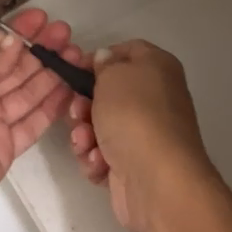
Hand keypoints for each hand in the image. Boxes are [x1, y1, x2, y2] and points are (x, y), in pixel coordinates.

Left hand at [0, 9, 80, 226]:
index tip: (41, 18)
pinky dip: (51, 107)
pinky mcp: (5, 147)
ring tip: (76, 55)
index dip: (16, 33)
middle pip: (13, 69)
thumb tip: (14, 41)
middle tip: (65, 33)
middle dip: (39, 50)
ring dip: (50, 74)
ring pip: (26, 93)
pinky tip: (70, 88)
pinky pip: (31, 123)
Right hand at [67, 39, 216, 231]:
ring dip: (85, 134)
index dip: (98, 59)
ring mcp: (145, 133)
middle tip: (76, 113)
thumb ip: (104, 64)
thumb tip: (105, 58)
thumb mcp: (113, 76)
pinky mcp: (134, 164)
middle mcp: (154, 98)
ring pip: (102, 126)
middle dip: (84, 104)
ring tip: (85, 142)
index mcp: (158, 67)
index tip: (74, 71)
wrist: (157, 179)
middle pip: (108, 94)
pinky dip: (97, 159)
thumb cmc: (134, 115)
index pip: (126, 52)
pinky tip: (99, 164)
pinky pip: (105, 154)